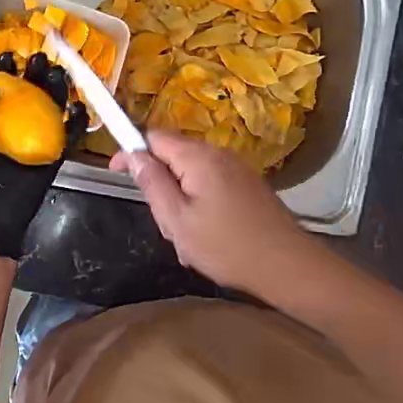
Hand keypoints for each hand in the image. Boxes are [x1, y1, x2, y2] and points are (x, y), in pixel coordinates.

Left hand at [0, 53, 88, 259]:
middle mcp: (10, 127)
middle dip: (36, 72)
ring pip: (52, 108)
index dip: (5, 69)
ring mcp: (33, 143)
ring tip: (57, 74)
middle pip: (30, 91)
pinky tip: (77, 108)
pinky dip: (77, 122)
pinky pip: (68, 137)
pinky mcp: (51, 160)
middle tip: (38, 59)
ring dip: (58, 89)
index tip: (9, 56)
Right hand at [110, 129, 320, 295]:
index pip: (154, 136)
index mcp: (198, 158)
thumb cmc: (227, 247)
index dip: (131, 150)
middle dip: (158, 181)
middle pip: (173, 154)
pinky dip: (198, 202)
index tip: (115, 172)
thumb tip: (133, 155)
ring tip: (185, 235)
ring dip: (179, 197)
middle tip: (162, 220)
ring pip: (192, 172)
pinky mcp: (249, 185)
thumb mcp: (177, 220)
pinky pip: (211, 184)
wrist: (287, 266)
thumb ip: (152, 184)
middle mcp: (219, 154)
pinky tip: (206, 235)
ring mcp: (237, 169)